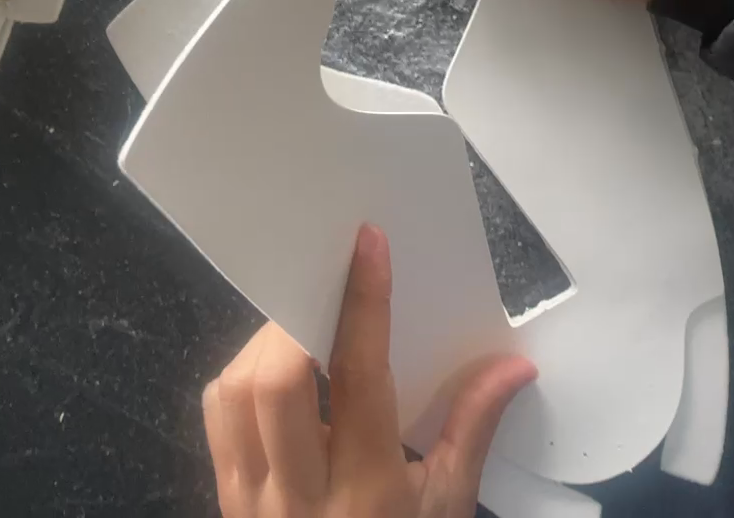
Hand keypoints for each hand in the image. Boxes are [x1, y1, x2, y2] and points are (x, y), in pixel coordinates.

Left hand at [203, 225, 537, 517]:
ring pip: (234, 394)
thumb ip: (473, 427)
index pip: (357, 378)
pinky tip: (276, 368)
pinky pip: (217, 415)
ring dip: (267, 343)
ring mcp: (248, 499)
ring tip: (304, 327)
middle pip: (275, 384)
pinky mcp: (224, 496)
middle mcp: (297, 493)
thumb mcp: (446, 505)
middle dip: (299, 320)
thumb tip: (515, 363)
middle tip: (326, 289)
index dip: (364, 302)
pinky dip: (242, 372)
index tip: (368, 241)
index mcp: (365, 490)